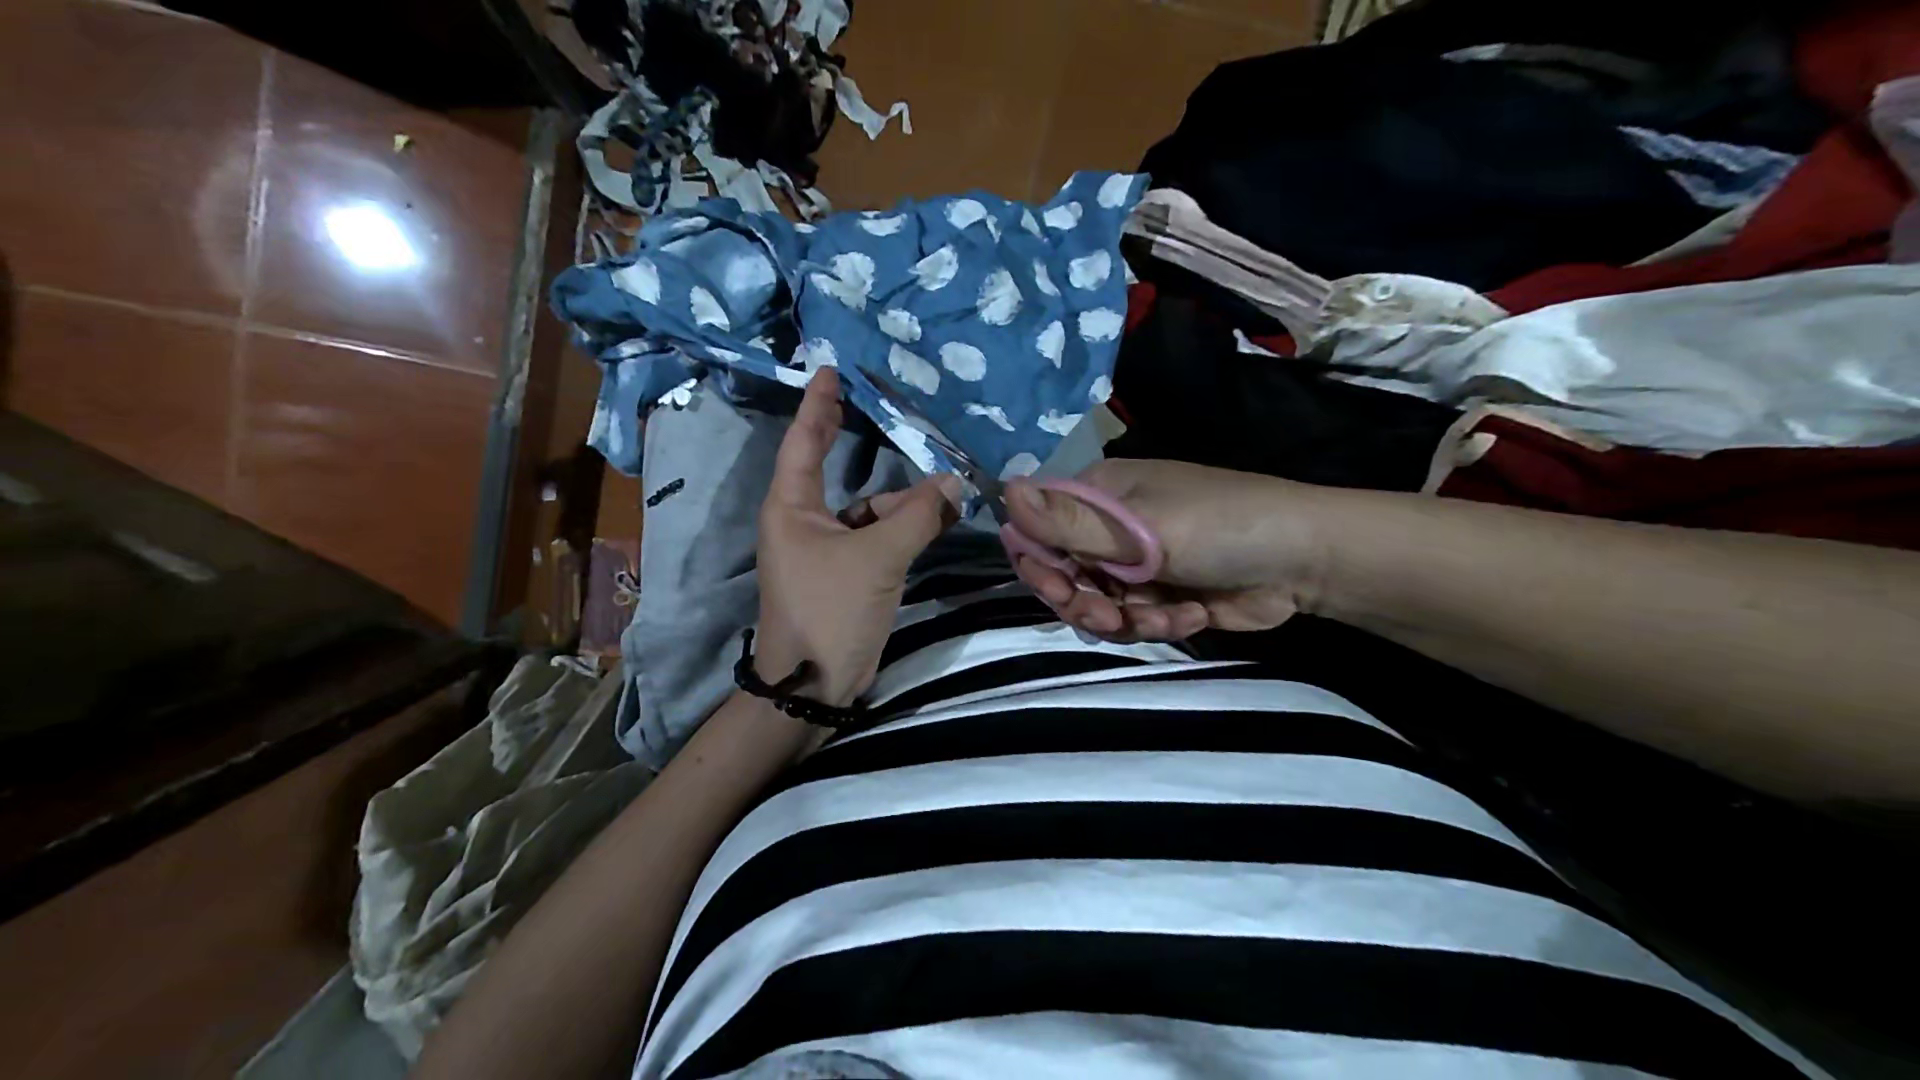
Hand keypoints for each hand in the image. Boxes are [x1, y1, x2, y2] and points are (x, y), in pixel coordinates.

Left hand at [754, 368, 961, 704]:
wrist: (815, 685)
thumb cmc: (830, 610)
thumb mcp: (877, 558)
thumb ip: (918, 516)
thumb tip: (954, 482)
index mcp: (791, 507)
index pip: (803, 442)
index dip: (818, 406)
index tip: (830, 372)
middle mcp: (803, 521)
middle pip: (832, 469)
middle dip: (852, 440)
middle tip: (873, 405)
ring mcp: (824, 550)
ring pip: (865, 509)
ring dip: (899, 501)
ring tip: (941, 496)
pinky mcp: (846, 574)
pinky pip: (875, 536)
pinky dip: (901, 528)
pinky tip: (930, 524)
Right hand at [1005, 459, 1329, 641]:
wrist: (1304, 560)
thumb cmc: (1219, 526)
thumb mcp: (1142, 527)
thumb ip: (1070, 521)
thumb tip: (1002, 490)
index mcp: (1098, 496)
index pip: (1039, 531)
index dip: (1039, 565)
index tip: (1058, 590)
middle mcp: (1109, 528)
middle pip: (1064, 575)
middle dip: (1084, 602)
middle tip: (1108, 617)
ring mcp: (1135, 564)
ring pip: (1097, 604)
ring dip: (1124, 619)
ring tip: (1162, 618)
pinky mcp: (1160, 595)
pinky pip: (1133, 620)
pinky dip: (1157, 624)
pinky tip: (1189, 617)